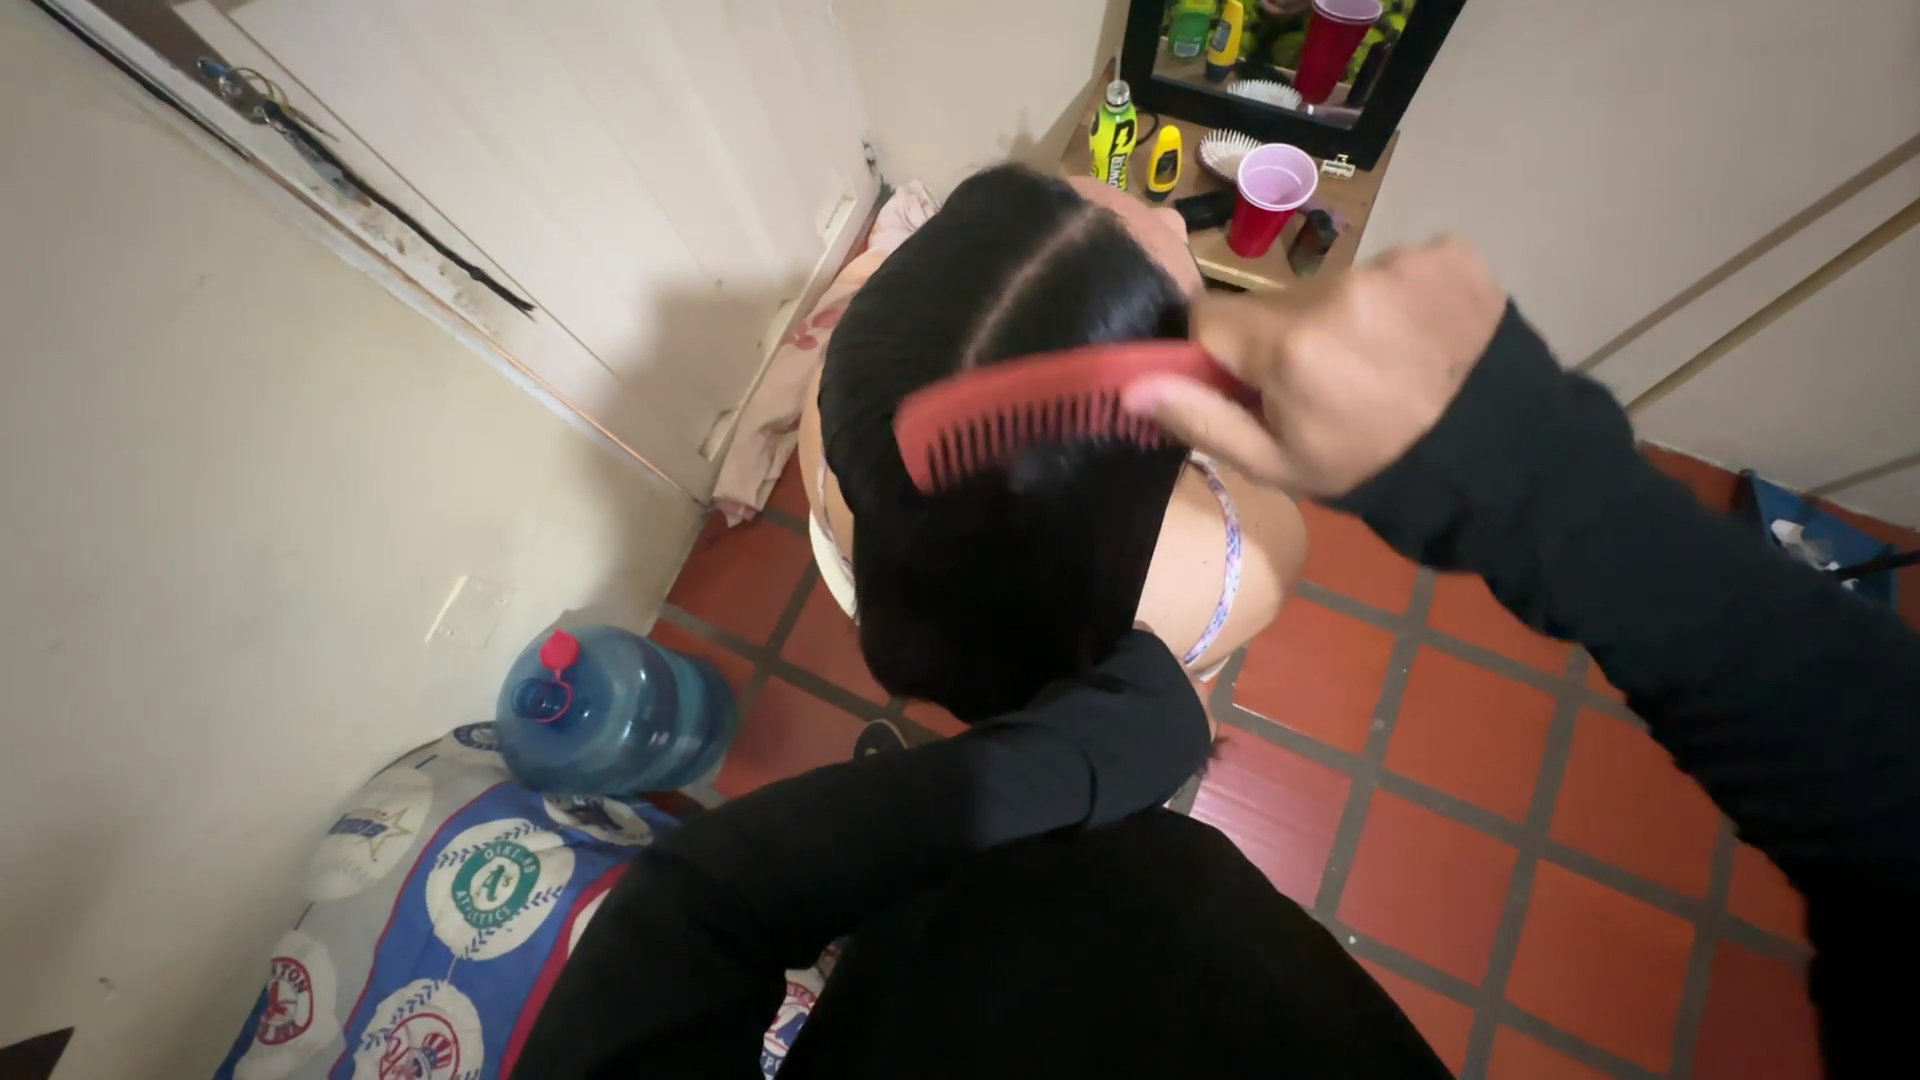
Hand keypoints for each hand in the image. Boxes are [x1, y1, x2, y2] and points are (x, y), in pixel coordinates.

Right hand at [1123, 235, 1506, 497]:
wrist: (1495, 457)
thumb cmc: (1366, 466)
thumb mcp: (1273, 463)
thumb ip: (1199, 418)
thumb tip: (1131, 385)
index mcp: (1290, 345)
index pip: (1207, 316)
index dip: (1217, 350)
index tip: (1245, 380)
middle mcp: (1338, 288)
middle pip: (1270, 303)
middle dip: (1278, 338)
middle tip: (1318, 384)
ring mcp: (1399, 262)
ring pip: (1329, 286)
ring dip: (1336, 318)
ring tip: (1376, 363)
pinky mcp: (1446, 249)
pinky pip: (1388, 268)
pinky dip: (1390, 299)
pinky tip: (1415, 337)